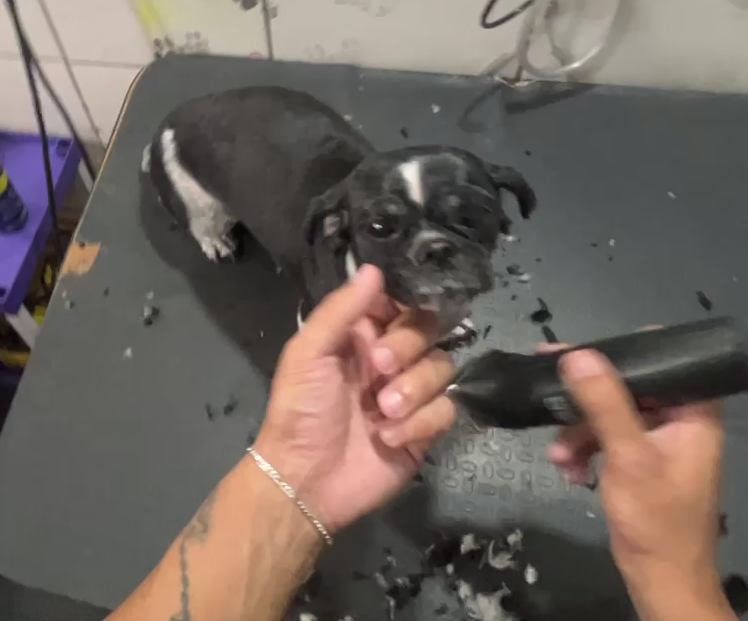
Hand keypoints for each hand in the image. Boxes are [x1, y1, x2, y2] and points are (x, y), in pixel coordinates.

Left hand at [252, 265, 456, 533]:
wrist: (306, 479)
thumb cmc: (300, 407)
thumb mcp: (308, 351)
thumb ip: (341, 309)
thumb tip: (373, 268)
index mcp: (360, 333)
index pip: (399, 301)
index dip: (402, 305)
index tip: (393, 316)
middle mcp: (389, 356)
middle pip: (427, 330)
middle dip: (407, 348)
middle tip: (379, 368)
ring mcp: (409, 392)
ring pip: (442, 368)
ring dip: (414, 389)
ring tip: (382, 410)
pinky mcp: (425, 429)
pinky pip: (447, 410)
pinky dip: (420, 423)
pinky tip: (389, 436)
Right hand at [547, 348, 727, 615]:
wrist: (660, 585)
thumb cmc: (656, 521)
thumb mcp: (628, 457)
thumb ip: (604, 403)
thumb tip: (577, 354)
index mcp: (692, 416)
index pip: (664, 362)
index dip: (626, 350)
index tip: (582, 348)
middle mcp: (676, 423)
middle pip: (625, 386)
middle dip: (584, 398)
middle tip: (548, 386)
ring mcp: (655, 443)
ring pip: (606, 413)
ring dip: (575, 430)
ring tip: (558, 455)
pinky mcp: (635, 461)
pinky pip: (601, 438)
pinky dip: (581, 449)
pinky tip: (567, 469)